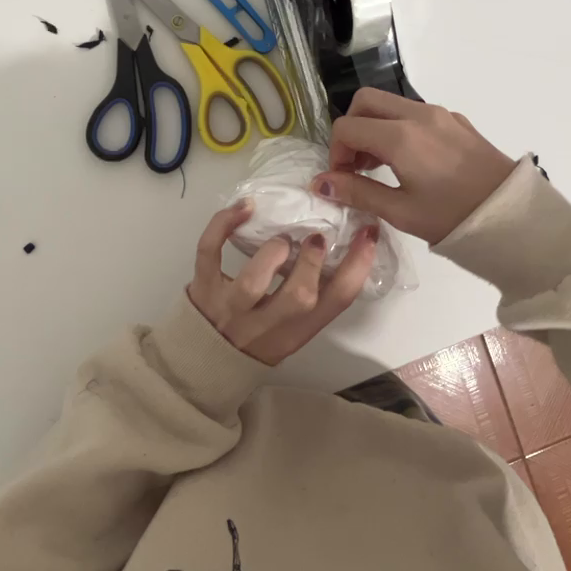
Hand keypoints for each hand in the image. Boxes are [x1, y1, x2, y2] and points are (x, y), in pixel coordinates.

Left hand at [188, 200, 379, 365]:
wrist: (202, 363)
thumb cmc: (256, 338)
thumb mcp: (292, 329)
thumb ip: (313, 299)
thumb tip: (337, 247)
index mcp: (296, 331)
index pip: (336, 302)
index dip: (357, 266)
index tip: (367, 234)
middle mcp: (265, 324)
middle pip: (298, 297)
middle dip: (311, 262)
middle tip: (316, 238)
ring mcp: (230, 307)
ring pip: (252, 282)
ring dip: (272, 252)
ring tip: (280, 239)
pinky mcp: (202, 288)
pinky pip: (209, 251)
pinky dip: (223, 224)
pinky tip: (243, 207)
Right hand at [310, 88, 516, 243]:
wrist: (512, 216)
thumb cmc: (452, 217)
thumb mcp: (400, 211)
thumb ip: (357, 192)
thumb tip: (320, 183)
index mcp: (401, 136)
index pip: (347, 127)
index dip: (335, 152)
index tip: (343, 180)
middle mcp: (418, 114)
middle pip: (366, 101)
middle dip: (351, 128)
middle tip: (356, 165)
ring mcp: (440, 114)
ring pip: (391, 104)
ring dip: (374, 127)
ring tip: (379, 167)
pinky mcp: (456, 121)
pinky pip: (414, 113)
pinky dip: (398, 128)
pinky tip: (408, 163)